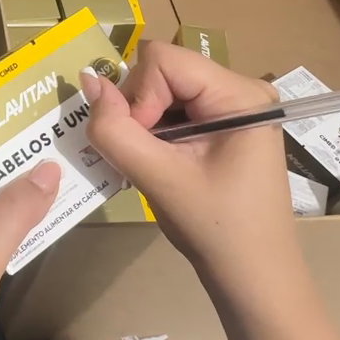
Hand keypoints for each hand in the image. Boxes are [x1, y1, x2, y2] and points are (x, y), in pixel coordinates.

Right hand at [79, 41, 294, 280]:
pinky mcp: (219, 125)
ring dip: (141, 122)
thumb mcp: (158, 178)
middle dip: (137, 108)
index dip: (137, 95)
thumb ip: (116, 129)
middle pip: (161, 70)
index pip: (162, 60)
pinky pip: (169, 107)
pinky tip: (155, 160)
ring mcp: (230, 107)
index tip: (142, 144)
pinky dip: (150, 130)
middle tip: (141, 154)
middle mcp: (239, 90)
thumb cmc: (216, 230)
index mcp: (240, 94)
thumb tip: (87, 80)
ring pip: (160, 88)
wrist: (253, 278)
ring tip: (148, 161)